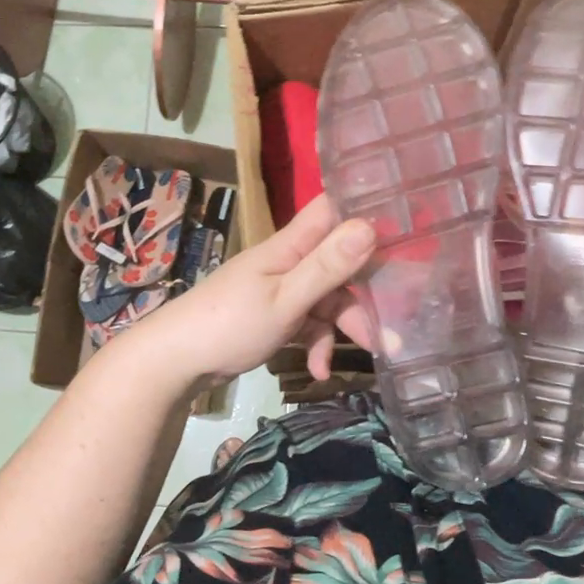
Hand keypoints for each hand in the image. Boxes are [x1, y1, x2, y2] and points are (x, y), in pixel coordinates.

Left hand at [114, 193, 374, 383]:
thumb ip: (326, 267)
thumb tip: (370, 225)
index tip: (407, 225)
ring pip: (326, 299)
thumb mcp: (285, 300)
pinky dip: (315, 344)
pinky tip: (318, 372)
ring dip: (345, 327)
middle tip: (396, 328)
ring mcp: (278, 290)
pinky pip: (306, 323)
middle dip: (367, 294)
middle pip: (338, 265)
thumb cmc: (229, 325)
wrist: (175, 362)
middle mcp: (286, 262)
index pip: (333, 211)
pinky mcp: (271, 317)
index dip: (367, 211)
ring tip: (370, 356)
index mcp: (289, 246)